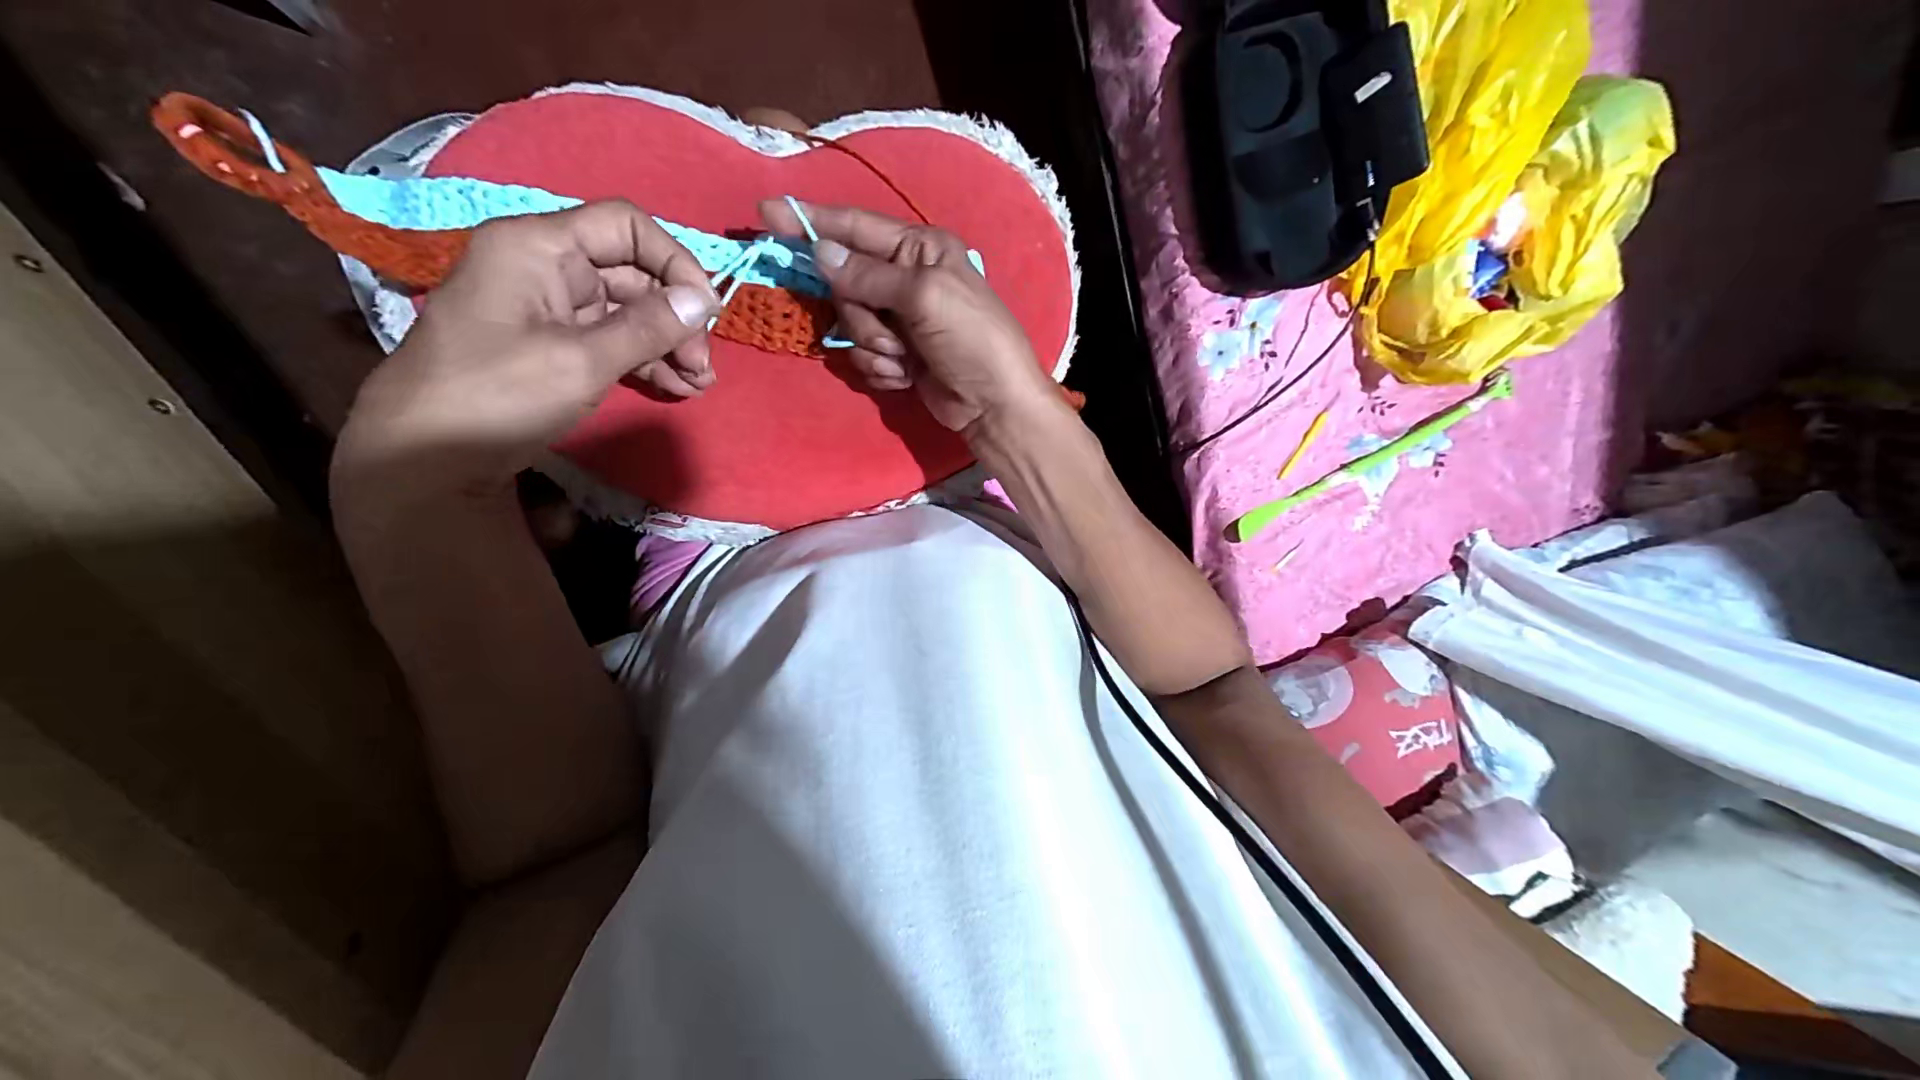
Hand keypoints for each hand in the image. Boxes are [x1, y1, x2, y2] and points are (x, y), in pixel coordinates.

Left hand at [334, 200, 719, 500]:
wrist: (427, 454)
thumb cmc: (499, 394)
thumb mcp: (582, 361)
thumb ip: (648, 327)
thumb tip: (703, 299)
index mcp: (539, 247)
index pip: (625, 227)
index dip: (674, 262)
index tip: (705, 311)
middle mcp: (546, 267)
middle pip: (633, 274)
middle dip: (676, 318)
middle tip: (702, 367)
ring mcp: (550, 308)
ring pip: (628, 312)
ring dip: (668, 345)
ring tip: (696, 385)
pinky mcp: (555, 344)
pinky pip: (612, 340)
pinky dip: (645, 361)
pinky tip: (675, 387)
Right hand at [758, 199, 1058, 432]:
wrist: (994, 403)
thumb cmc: (972, 339)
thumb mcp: (924, 296)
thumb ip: (868, 274)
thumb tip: (820, 250)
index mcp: (919, 248)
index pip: (854, 227)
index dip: (810, 221)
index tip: (767, 213)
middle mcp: (905, 277)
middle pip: (845, 284)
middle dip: (861, 316)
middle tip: (892, 336)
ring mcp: (899, 318)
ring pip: (851, 324)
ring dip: (874, 348)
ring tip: (907, 360)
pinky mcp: (896, 354)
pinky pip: (862, 355)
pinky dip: (881, 369)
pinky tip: (908, 377)